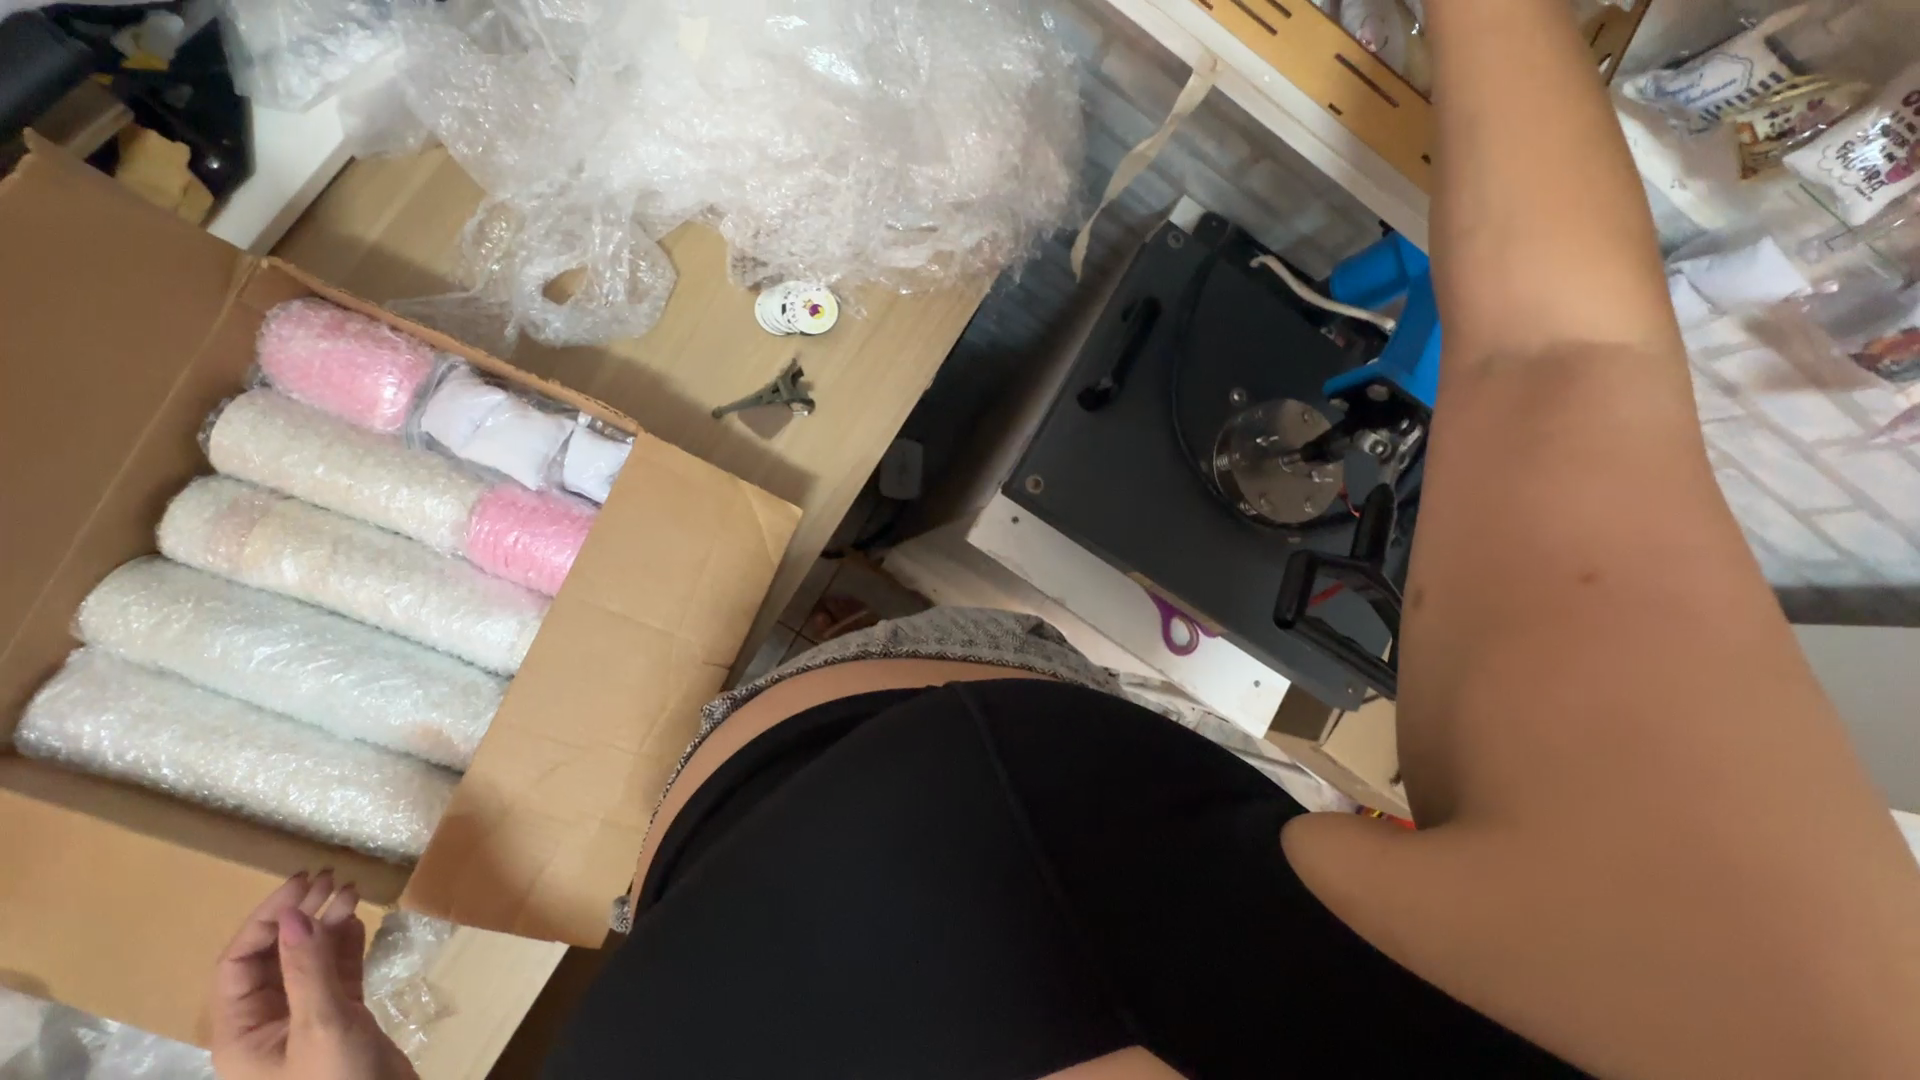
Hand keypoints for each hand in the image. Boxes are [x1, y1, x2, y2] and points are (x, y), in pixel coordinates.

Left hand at [210, 870, 416, 1079]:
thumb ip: (307, 968)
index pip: (241, 961)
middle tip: (333, 877)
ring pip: (309, 960)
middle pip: (274, 956)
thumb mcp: (322, 1024)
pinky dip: (346, 944)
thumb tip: (295, 912)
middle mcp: (266, 1022)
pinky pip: (336, 972)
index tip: (305, 883)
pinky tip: (358, 920)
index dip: (269, 918)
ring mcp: (304, 1019)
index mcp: (241, 1030)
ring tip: (354, 891)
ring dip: (328, 923)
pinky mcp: (340, 1019)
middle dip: (300, 915)